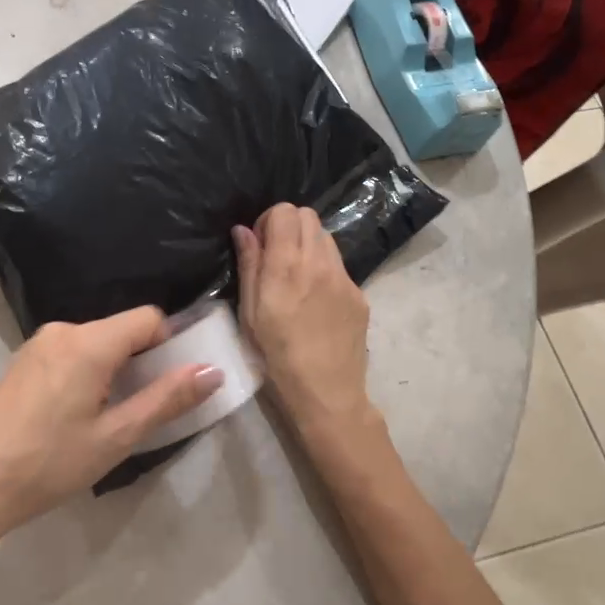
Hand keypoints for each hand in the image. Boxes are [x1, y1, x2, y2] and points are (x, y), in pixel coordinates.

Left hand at [0, 307, 222, 549]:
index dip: (171, 345)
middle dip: (144, 362)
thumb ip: (166, 399)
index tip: (177, 382)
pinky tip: (80, 416)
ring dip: (116, 371)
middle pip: (122, 330)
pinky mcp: (24, 360)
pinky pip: (73, 353)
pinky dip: (89, 374)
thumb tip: (212, 371)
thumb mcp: (116, 437)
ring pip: (98, 343)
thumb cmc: (50, 464)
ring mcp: (39, 343)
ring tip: (113, 420)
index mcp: (88, 342)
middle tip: (149, 410)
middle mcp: (63, 330)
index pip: (148, 318)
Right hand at [233, 204, 373, 432]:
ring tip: (297, 277)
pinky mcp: (360, 295)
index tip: (260, 244)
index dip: (268, 220)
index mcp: (286, 265)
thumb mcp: (249, 313)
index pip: (285, 211)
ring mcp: (344, 278)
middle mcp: (319, 263)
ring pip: (326, 238)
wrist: (326, 393)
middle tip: (276, 256)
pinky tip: (316, 301)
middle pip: (309, 216)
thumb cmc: (276, 356)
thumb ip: (249, 266)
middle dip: (289, 226)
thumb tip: (244, 230)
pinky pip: (340, 265)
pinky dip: (324, 269)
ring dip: (308, 245)